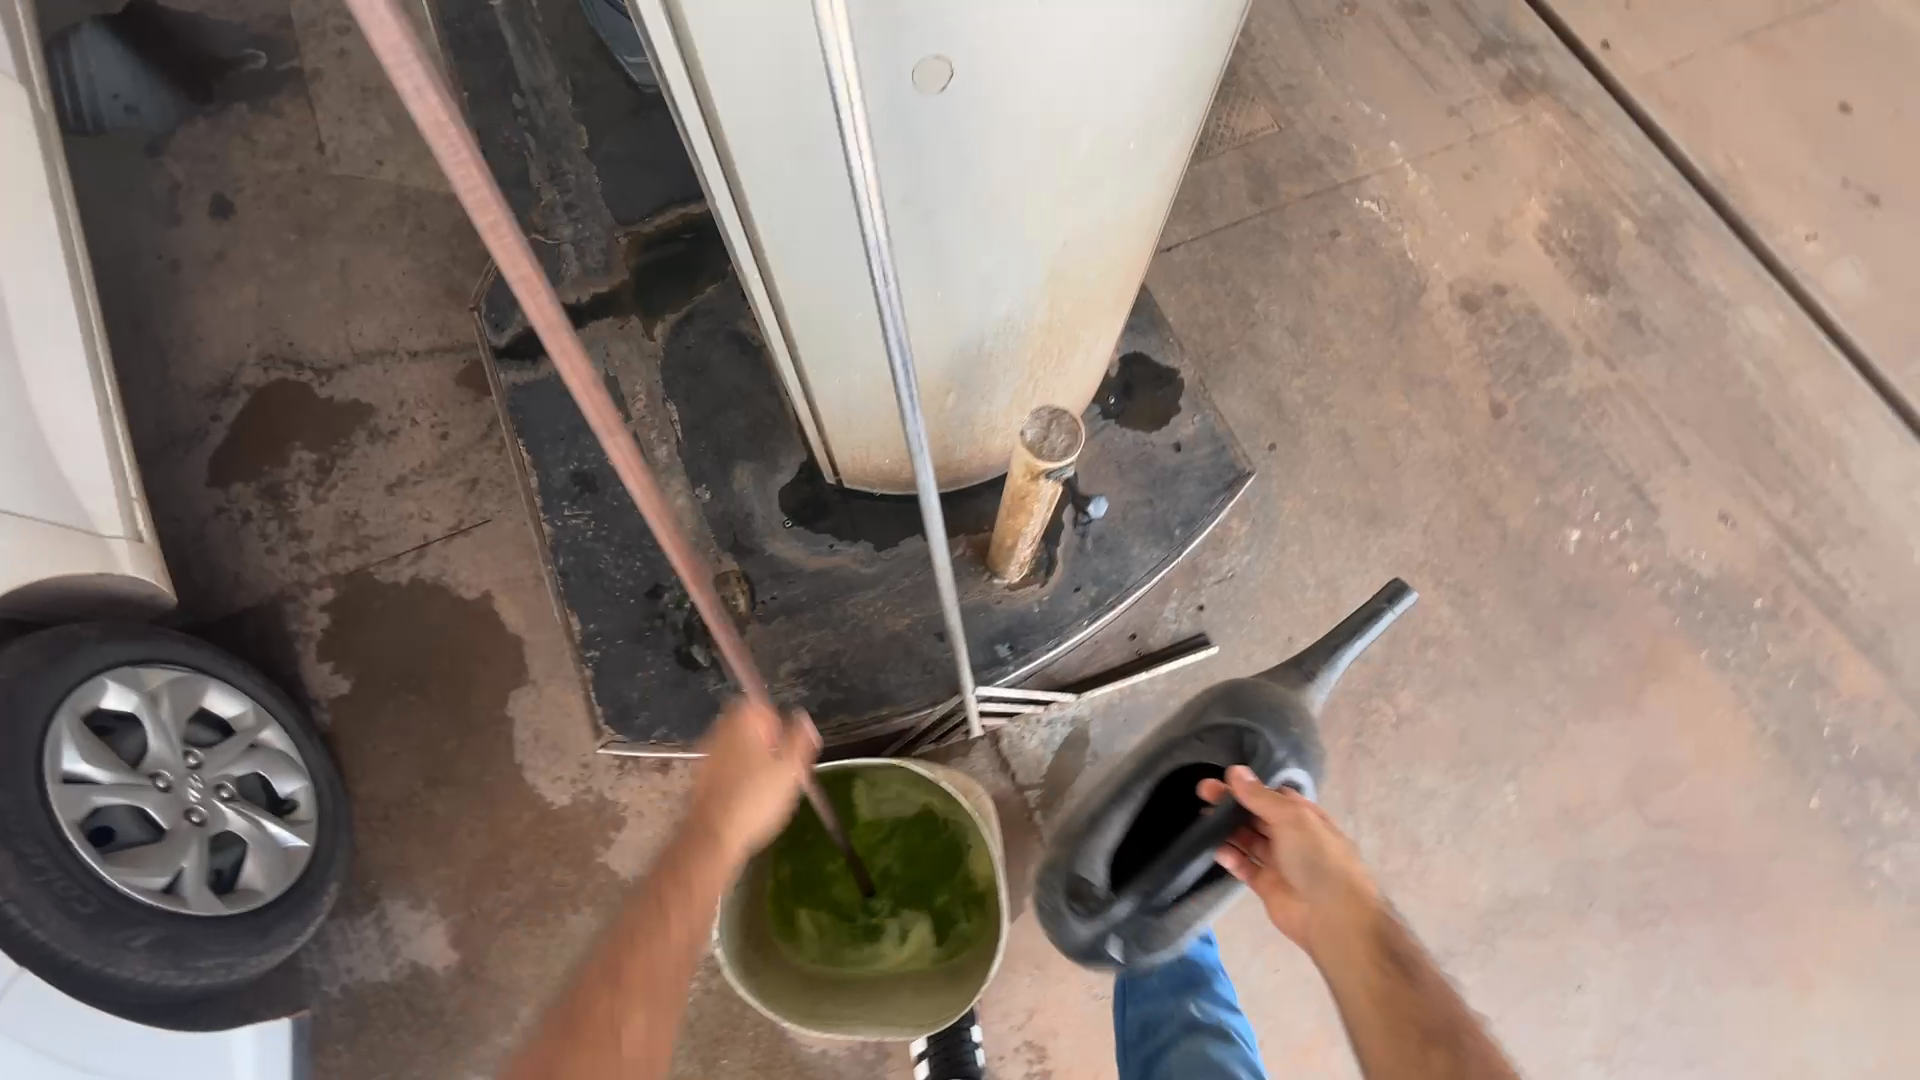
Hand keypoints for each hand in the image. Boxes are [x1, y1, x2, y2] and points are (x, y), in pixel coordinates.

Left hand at [689, 699, 819, 862]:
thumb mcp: (791, 769)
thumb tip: (804, 718)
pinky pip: (722, 769)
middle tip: (780, 762)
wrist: (712, 837)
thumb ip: (800, 739)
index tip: (785, 741)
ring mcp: (706, 759)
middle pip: (742, 725)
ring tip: (767, 784)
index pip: (755, 703)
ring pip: (732, 748)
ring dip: (749, 759)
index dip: (773, 718)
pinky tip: (748, 799)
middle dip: (762, 738)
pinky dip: (736, 777)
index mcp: (741, 724)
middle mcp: (719, 734)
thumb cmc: (756, 799)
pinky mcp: (699, 783)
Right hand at [1197, 765, 1378, 955]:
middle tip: (1203, 793)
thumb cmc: (1317, 858)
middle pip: (1255, 815)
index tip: (1222, 780)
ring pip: (1247, 839)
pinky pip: (1243, 865)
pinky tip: (1215, 849)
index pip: (1271, 795)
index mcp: (1304, 817)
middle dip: (1231, 804)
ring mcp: (1278, 861)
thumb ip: (1259, 796)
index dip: (1247, 787)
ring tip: (1202, 819)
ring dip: (1226, 828)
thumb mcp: (1292, 818)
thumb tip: (1234, 770)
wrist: (1332, 918)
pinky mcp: (1266, 884)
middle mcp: (1291, 836)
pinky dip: (1230, 857)